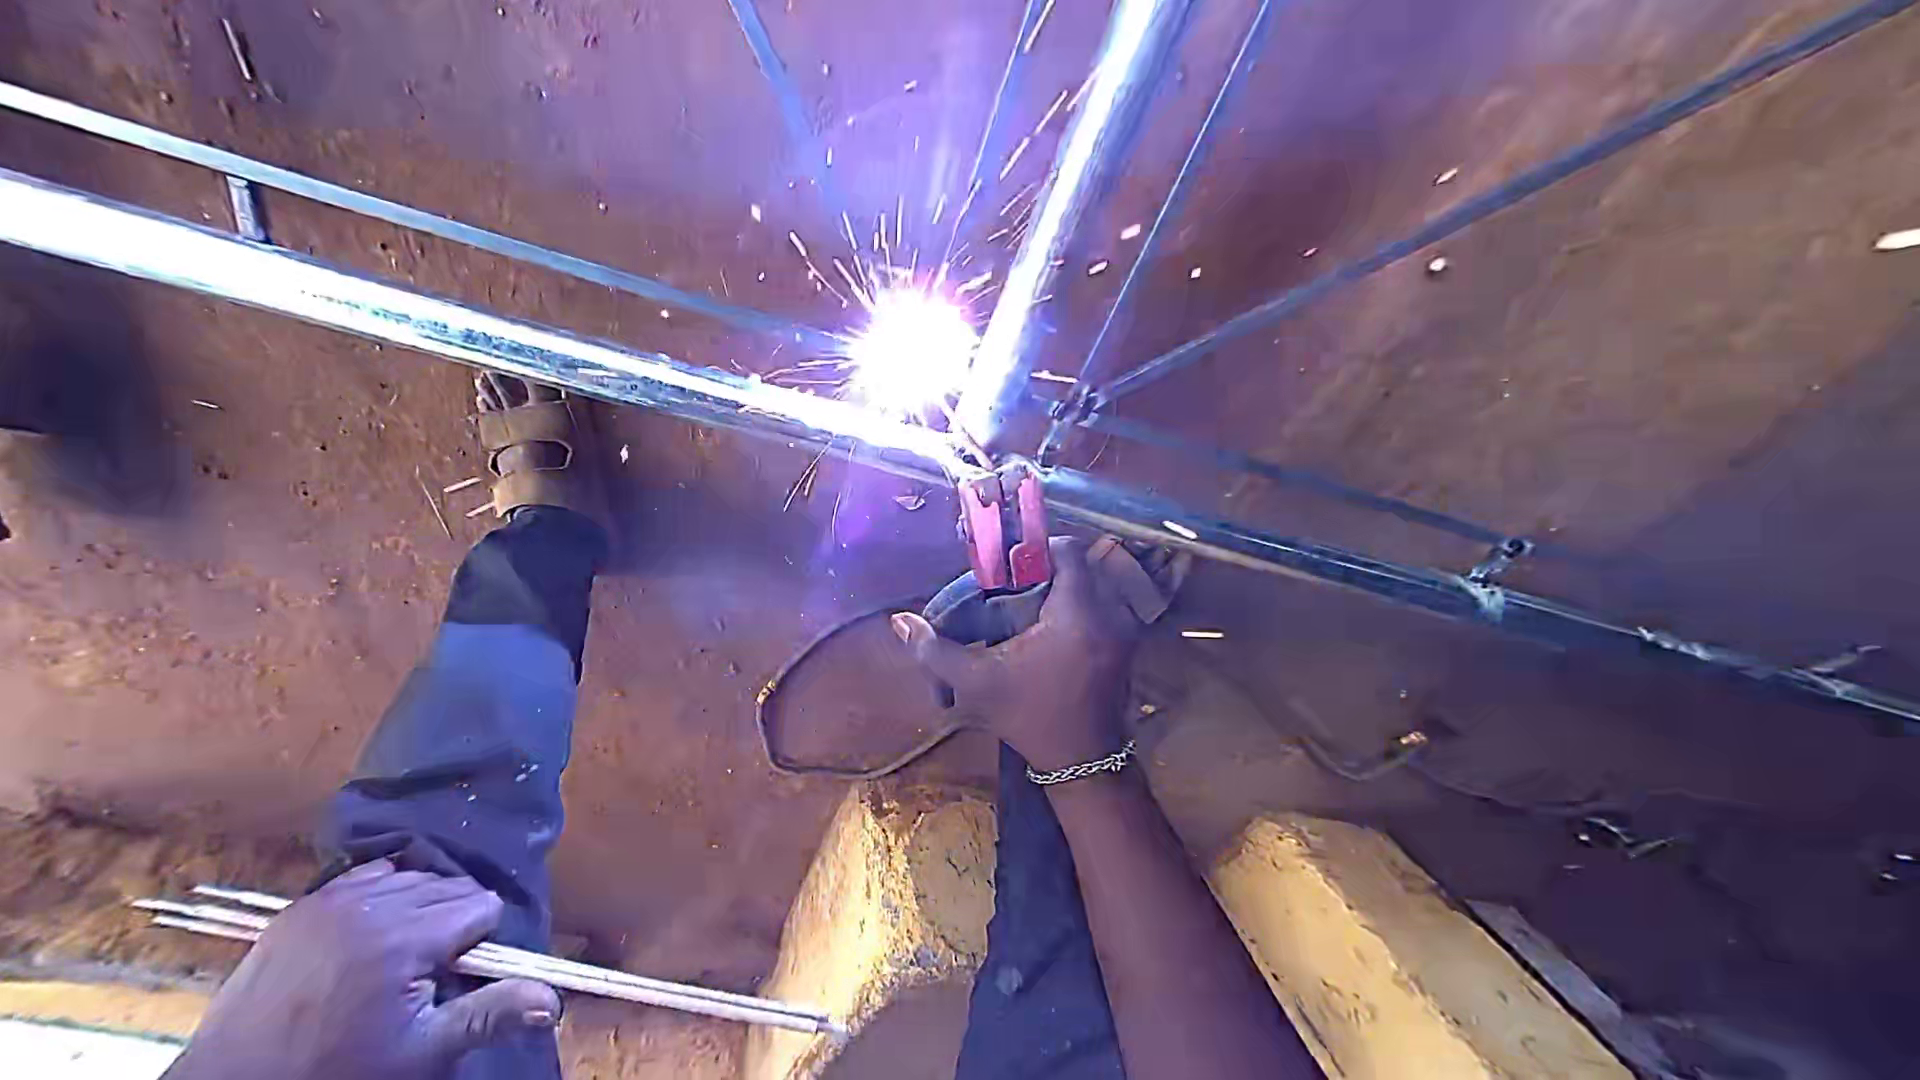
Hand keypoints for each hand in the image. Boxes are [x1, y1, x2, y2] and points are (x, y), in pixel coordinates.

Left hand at [165, 860, 559, 1079]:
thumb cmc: (336, 1072)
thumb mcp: (422, 1052)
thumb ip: (491, 1014)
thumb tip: (555, 1000)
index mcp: (405, 939)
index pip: (483, 905)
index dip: (477, 941)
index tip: (451, 976)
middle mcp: (374, 906)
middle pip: (454, 887)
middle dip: (453, 921)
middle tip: (426, 971)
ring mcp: (334, 900)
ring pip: (419, 877)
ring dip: (423, 907)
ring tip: (399, 955)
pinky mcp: (306, 904)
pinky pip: (373, 875)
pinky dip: (386, 895)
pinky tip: (371, 934)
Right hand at [891, 536, 1140, 769]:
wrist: (1081, 762)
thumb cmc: (1030, 719)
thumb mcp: (977, 684)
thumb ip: (936, 650)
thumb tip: (899, 621)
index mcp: (1079, 615)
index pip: (1068, 550)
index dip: (1035, 549)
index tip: (1007, 567)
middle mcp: (1111, 613)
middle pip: (1079, 564)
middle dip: (1044, 568)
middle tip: (1012, 584)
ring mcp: (1124, 627)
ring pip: (1092, 581)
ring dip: (1061, 584)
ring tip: (1027, 602)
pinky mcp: (1126, 640)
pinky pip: (1102, 601)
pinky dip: (1076, 601)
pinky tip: (1048, 624)